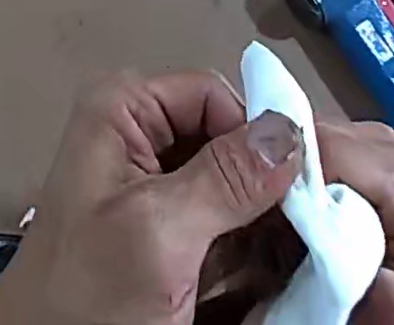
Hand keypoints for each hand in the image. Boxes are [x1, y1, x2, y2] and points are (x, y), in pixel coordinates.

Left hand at [0, 71, 304, 324]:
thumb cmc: (82, 300)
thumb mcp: (156, 233)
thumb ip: (224, 179)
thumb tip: (289, 131)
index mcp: (125, 108)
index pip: (214, 94)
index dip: (256, 133)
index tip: (298, 184)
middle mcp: (142, 133)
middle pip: (229, 135)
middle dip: (268, 178)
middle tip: (311, 218)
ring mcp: (158, 184)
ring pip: (236, 179)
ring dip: (268, 214)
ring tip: (302, 245)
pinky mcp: (171, 227)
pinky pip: (228, 217)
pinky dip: (255, 242)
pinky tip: (278, 265)